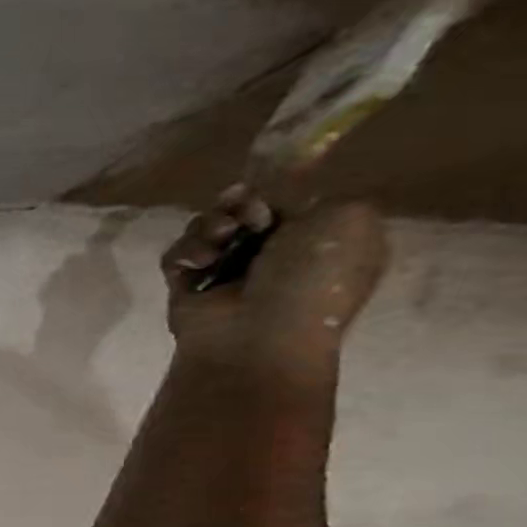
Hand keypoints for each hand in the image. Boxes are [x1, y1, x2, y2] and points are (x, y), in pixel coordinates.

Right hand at [162, 187, 388, 369]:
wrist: (258, 333)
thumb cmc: (311, 278)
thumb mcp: (349, 217)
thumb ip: (320, 193)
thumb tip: (276, 205)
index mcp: (317, 244)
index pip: (287, 203)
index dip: (277, 192)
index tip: (273, 197)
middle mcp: (273, 258)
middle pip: (241, 211)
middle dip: (237, 205)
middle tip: (244, 216)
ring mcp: (227, 275)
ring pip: (206, 229)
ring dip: (209, 226)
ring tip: (220, 240)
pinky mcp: (187, 289)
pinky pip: (177, 255)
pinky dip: (185, 251)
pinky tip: (200, 262)